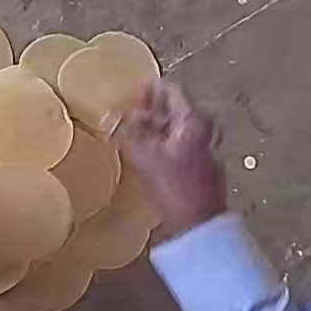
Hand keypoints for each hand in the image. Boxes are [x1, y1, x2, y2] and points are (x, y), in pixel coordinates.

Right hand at [118, 79, 225, 241]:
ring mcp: (202, 148)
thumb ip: (124, 135)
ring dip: (152, 127)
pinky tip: (142, 149)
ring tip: (128, 128)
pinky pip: (176, 145)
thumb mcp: (145, 157)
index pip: (172, 92)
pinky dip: (159, 142)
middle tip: (127, 107)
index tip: (134, 86)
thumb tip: (107, 120)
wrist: (198, 224)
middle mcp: (202, 130)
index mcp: (194, 121)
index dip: (151, 88)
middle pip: (172, 111)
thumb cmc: (175, 187)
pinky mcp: (198, 166)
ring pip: (173, 129)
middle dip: (148, 109)